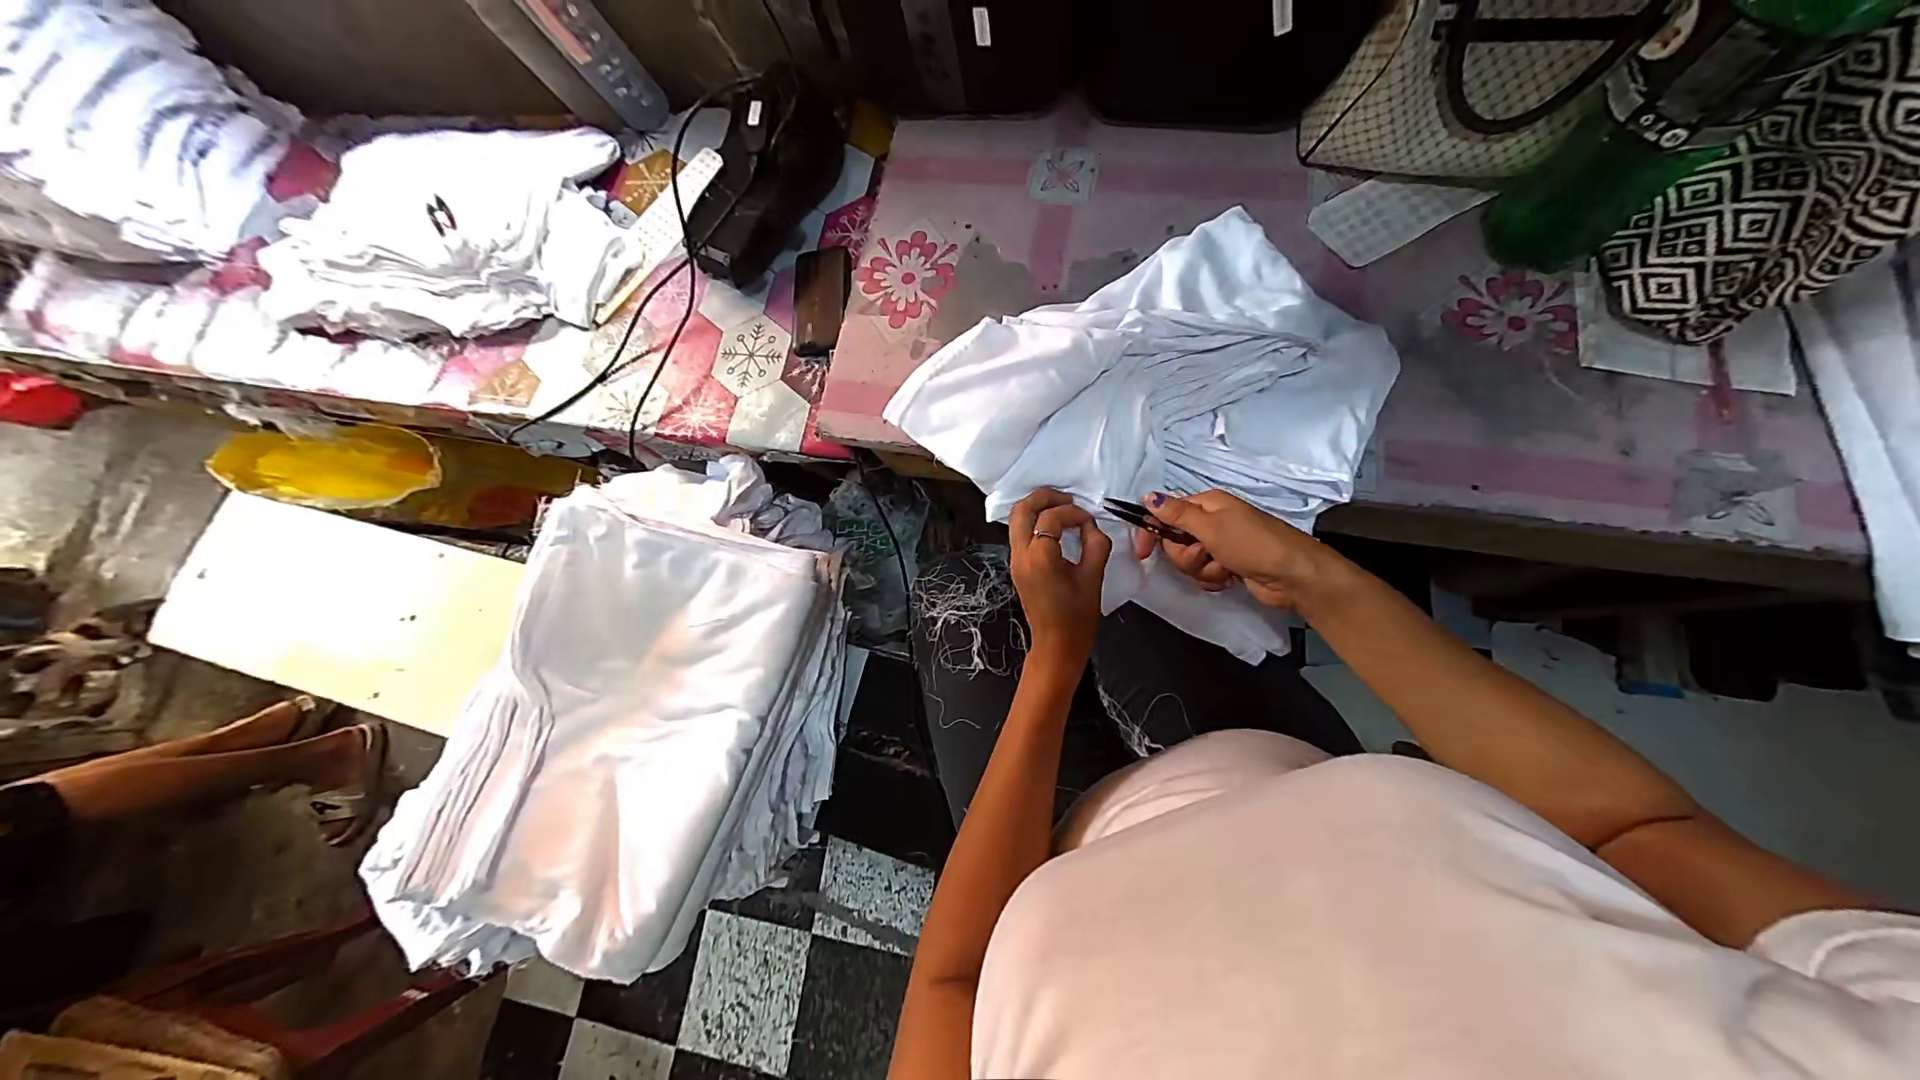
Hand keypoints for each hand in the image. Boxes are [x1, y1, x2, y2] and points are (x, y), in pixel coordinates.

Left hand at [1008, 488, 1111, 659]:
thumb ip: (1095, 544)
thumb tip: (1091, 525)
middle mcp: (1020, 555)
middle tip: (1067, 498)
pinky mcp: (1017, 567)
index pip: (1051, 518)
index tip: (1088, 520)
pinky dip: (1035, 523)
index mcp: (1039, 558)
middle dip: (1044, 497)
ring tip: (1062, 509)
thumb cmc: (1077, 617)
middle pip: (1021, 510)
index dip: (1072, 512)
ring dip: (1037, 508)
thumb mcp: (1094, 577)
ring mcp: (1015, 561)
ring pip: (1016, 520)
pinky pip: (1020, 534)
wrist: (1056, 645)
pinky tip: (1056, 528)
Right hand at [1129, 490, 1326, 608]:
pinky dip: (1212, 578)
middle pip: (1174, 541)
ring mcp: (1219, 545)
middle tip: (1205, 553)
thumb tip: (1148, 496)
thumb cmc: (1252, 544)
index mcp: (1207, 504)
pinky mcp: (1226, 565)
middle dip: (1186, 554)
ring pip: (1188, 561)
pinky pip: (1203, 573)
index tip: (1142, 552)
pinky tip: (1230, 577)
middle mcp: (1211, 522)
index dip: (1151, 532)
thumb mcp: (1211, 526)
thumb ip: (1176, 514)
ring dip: (1202, 569)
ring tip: (1223, 567)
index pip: (1165, 513)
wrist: (1293, 575)